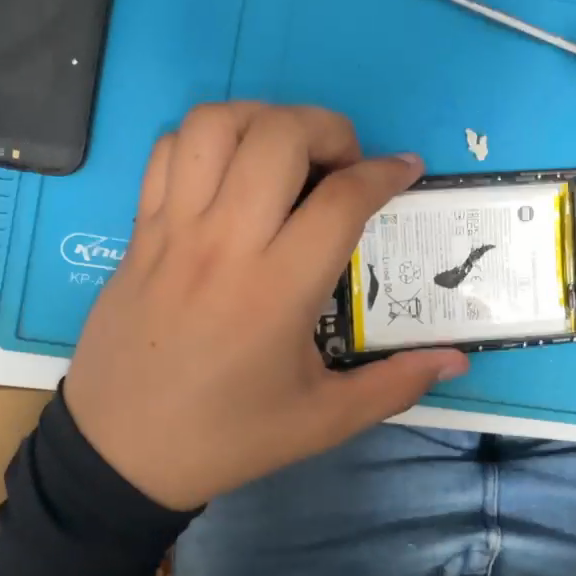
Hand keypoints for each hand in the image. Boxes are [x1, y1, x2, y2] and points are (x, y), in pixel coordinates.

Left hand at [64, 103, 468, 509]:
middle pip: (278, 136)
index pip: (341, 199)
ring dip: (266, 119)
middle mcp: (224, 244)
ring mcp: (173, 230)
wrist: (117, 456)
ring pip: (215, 125)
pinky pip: (169, 151)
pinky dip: (209, 138)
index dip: (385, 172)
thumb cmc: (228, 435)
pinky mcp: (139, 231)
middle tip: (347, 163)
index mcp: (277, 290)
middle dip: (329, 129)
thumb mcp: (324, 422)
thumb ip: (397, 385)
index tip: (406, 170)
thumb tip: (457, 360)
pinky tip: (234, 169)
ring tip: (290, 152)